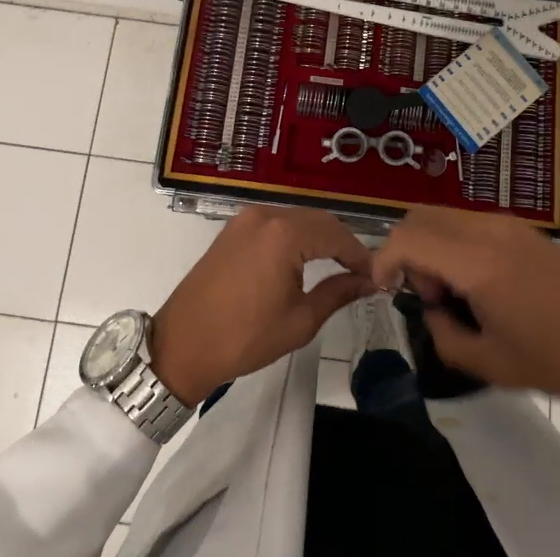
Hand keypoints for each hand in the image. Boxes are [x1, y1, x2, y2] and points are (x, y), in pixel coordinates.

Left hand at [150, 207, 374, 403]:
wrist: (182, 344)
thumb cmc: (245, 337)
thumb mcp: (300, 320)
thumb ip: (338, 293)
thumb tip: (369, 282)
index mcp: (284, 234)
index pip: (336, 234)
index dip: (360, 254)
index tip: (376, 276)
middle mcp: (265, 216)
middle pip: (318, 220)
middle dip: (342, 242)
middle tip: (361, 272)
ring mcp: (245, 219)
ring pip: (297, 218)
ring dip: (320, 238)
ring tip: (339, 267)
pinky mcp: (232, 229)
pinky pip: (275, 224)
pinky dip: (296, 237)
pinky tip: (306, 259)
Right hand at [371, 207, 559, 418]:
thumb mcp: (493, 365)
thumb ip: (445, 337)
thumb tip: (433, 314)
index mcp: (476, 261)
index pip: (406, 236)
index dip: (382, 260)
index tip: (383, 292)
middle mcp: (489, 231)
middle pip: (421, 216)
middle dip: (407, 252)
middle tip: (428, 299)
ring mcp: (512, 226)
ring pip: (447, 218)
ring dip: (434, 249)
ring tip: (457, 298)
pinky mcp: (530, 233)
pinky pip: (473, 226)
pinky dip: (458, 247)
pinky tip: (484, 290)